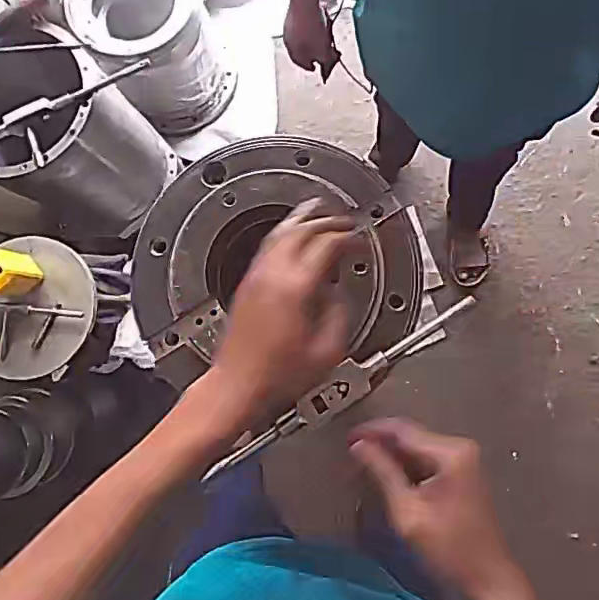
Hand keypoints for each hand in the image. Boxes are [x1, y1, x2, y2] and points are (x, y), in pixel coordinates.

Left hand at [195, 200, 353, 430]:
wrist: (238, 385)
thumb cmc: (276, 376)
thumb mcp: (326, 351)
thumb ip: (338, 313)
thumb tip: (338, 294)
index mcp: (296, 288)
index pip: (326, 245)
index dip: (349, 239)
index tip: (360, 243)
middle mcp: (273, 276)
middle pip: (302, 230)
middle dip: (328, 222)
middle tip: (346, 223)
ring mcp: (256, 277)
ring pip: (280, 232)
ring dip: (304, 221)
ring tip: (320, 214)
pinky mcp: (246, 285)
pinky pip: (267, 246)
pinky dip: (286, 233)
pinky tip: (293, 235)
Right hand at [283, 0, 339, 80]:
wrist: (305, 1)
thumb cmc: (312, 27)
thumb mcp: (324, 51)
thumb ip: (325, 63)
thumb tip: (325, 72)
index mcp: (295, 54)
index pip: (306, 65)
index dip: (318, 66)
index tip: (326, 66)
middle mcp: (289, 43)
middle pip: (305, 52)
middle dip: (318, 51)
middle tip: (330, 49)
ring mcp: (289, 28)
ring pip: (305, 38)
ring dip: (316, 38)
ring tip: (327, 33)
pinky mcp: (292, 15)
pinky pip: (305, 25)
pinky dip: (314, 26)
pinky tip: (322, 21)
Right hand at [349, 418, 529, 599]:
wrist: (490, 581)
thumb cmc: (448, 549)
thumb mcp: (408, 512)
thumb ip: (383, 473)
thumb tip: (358, 445)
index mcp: (450, 452)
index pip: (403, 430)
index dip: (372, 431)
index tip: (346, 437)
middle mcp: (459, 447)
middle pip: (411, 436)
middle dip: (380, 442)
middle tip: (351, 450)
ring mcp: (464, 460)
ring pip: (417, 447)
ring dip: (392, 453)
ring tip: (363, 461)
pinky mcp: (462, 473)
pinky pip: (427, 459)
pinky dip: (406, 465)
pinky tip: (387, 473)